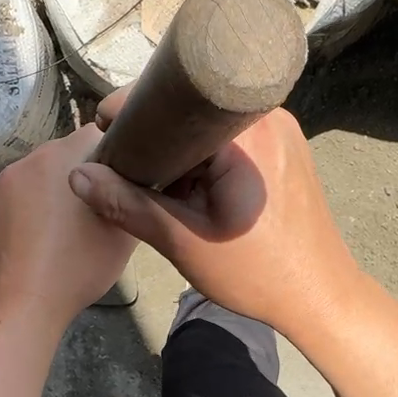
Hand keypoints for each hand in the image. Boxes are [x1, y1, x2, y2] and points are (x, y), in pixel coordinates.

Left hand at [0, 124, 137, 328]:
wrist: (27, 303)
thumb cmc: (80, 265)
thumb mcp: (124, 235)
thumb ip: (131, 198)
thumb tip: (133, 186)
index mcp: (62, 157)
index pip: (97, 133)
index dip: (116, 153)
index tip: (125, 180)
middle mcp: (29, 159)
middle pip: (67, 153)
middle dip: (86, 172)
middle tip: (102, 207)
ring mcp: (5, 183)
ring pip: (44, 173)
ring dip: (60, 189)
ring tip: (73, 226)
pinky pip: (25, 194)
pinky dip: (38, 206)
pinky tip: (48, 236)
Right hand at [68, 92, 361, 337]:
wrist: (320, 298)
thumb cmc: (258, 273)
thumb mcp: (183, 242)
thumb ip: (128, 206)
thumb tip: (78, 178)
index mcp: (244, 131)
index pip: (173, 98)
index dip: (132, 112)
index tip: (104, 130)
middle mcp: (269, 117)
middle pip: (193, 109)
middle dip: (157, 137)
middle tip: (130, 166)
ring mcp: (283, 132)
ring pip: (212, 127)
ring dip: (183, 152)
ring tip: (162, 185)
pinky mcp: (288, 150)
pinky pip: (234, 140)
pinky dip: (209, 159)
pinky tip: (196, 191)